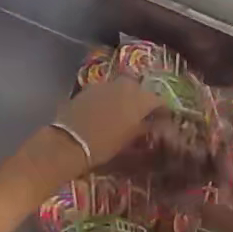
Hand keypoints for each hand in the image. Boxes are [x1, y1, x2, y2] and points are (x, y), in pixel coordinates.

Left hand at [8, 78, 164, 195]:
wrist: (68, 143)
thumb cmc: (102, 147)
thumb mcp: (128, 140)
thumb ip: (143, 128)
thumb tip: (153, 124)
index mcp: (139, 98)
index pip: (158, 100)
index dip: (162, 111)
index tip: (164, 120)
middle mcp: (124, 85)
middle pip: (140, 91)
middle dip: (143, 102)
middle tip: (144, 117)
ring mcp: (105, 84)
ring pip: (122, 89)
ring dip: (125, 99)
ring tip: (124, 115)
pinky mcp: (88, 89)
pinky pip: (106, 92)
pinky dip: (109, 100)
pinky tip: (106, 113)